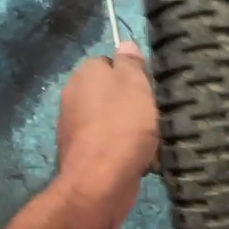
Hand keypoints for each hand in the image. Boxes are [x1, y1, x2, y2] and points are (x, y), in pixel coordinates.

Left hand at [56, 42, 158, 215]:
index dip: (134, 76)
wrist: (100, 183)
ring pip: (113, 123)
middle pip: (112, 95)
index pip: (111, 63)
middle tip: (155, 118)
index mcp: (85, 74)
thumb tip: (125, 45)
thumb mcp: (135, 85)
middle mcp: (74, 98)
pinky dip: (125, 154)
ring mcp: (75, 130)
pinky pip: (110, 148)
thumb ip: (131, 63)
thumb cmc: (122, 127)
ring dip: (133, 132)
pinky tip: (141, 163)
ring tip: (152, 144)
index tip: (151, 90)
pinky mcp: (82, 157)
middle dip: (134, 106)